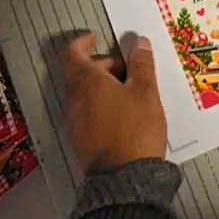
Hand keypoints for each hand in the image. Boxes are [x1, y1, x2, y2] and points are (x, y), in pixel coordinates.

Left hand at [61, 33, 167, 174]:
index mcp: (87, 82)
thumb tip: (138, 42)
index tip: (98, 38)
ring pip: (85, 93)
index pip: (73, 54)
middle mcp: (75, 99)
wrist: (125, 179)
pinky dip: (101, 103)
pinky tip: (124, 113)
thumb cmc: (136, 128)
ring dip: (103, 85)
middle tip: (129, 68)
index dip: (83, 43)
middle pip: (81, 73)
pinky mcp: (81, 139)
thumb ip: (141, 64)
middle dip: (103, 65)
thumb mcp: (146, 92)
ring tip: (131, 91)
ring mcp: (75, 121)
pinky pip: (87, 111)